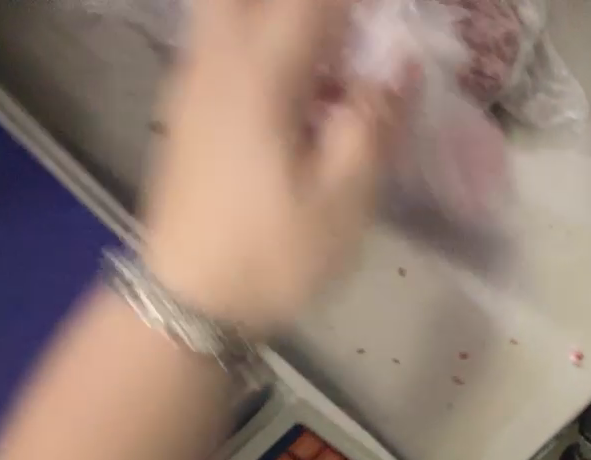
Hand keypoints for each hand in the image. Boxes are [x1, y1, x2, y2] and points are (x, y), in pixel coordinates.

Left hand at [140, 0, 402, 331]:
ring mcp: (194, 79)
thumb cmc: (275, 254)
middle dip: (315, 8)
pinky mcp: (189, 107)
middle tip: (354, 36)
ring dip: (287, 19)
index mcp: (260, 74)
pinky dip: (264, 38)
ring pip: (232, 9)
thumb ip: (373, 125)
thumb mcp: (342, 201)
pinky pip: (223, 38)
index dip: (360, 6)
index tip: (395, 20)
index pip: (314, 0)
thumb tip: (402, 65)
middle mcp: (217, 57)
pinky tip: (300, 88)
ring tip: (337, 65)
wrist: (192, 298)